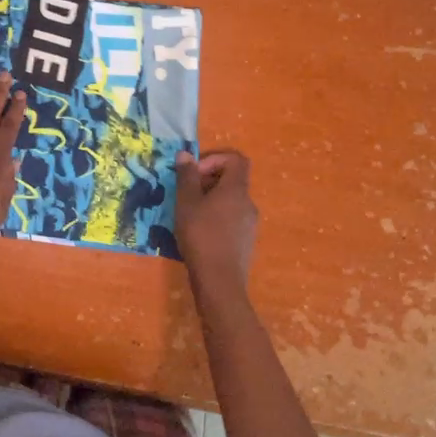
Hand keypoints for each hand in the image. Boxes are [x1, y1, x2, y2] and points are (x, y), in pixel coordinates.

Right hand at [175, 150, 257, 278]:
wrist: (220, 282)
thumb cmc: (201, 235)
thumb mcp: (187, 202)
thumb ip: (187, 176)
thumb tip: (185, 154)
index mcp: (236, 190)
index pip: (236, 159)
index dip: (215, 158)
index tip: (195, 172)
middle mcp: (248, 203)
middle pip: (232, 180)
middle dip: (208, 180)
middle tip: (186, 193)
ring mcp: (249, 224)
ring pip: (230, 200)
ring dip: (210, 199)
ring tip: (189, 213)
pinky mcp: (245, 241)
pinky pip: (231, 218)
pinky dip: (216, 216)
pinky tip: (199, 232)